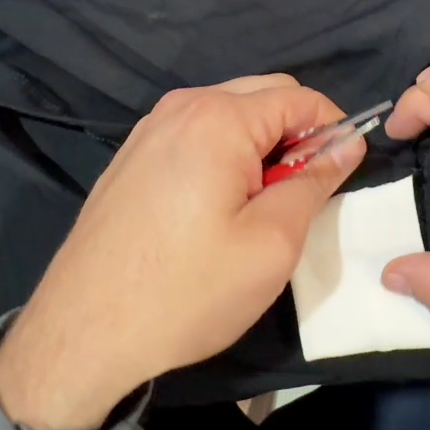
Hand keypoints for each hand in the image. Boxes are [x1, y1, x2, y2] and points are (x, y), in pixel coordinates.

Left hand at [0, 74, 364, 429]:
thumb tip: (348, 144)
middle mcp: (183, 105)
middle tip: (299, 192)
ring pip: (230, 111)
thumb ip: (315, 181)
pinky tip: (217, 204)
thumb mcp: (272, 243)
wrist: (81, 335)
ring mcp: (151, 127)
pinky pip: (197, 131)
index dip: (333, 130)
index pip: (300, 98)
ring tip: (259, 203)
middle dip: (295, 132)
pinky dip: (224, 151)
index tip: (340, 174)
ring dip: (259, 142)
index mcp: (219, 117)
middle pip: (265, 94)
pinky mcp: (133, 154)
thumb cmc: (187, 290)